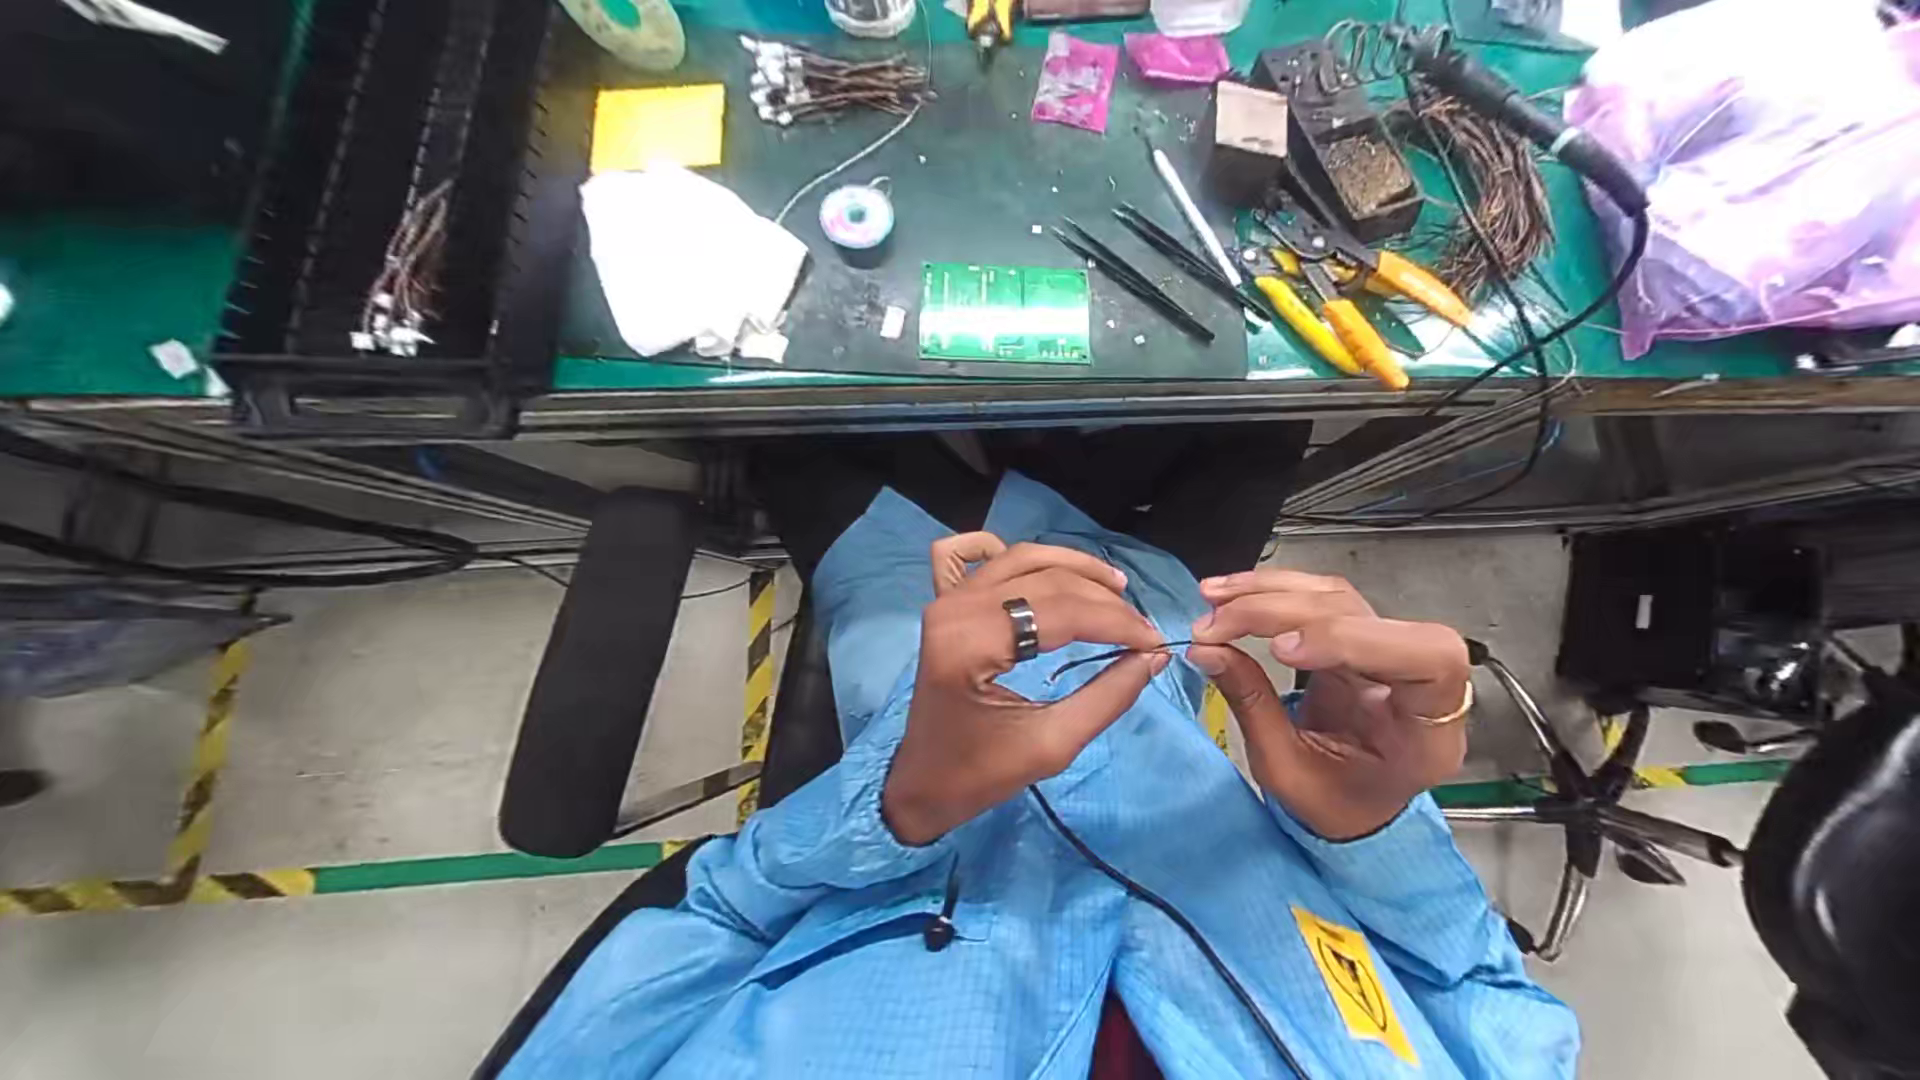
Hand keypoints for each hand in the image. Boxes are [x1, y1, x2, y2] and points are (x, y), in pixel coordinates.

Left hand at [883, 533, 1167, 844]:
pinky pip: (971, 555)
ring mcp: (946, 600)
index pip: (1061, 612)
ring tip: (1115, 589)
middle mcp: (955, 608)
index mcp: (971, 643)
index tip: (1153, 643)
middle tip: (1139, 629)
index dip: (1116, 623)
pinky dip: (1008, 554)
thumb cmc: (980, 773)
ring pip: (1021, 558)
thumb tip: (1152, 656)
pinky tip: (1040, 570)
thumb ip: (1108, 696)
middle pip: (1046, 580)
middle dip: (1102, 599)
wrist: (922, 782)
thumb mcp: (1052, 745)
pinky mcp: (944, 603)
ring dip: (1071, 567)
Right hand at [1186, 570, 1469, 840]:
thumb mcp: (1285, 770)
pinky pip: (1318, 597)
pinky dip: (1271, 590)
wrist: (1351, 804)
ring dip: (1268, 590)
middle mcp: (1417, 679)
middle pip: (1360, 615)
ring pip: (1336, 595)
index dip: (1354, 640)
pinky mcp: (1355, 636)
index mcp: (1425, 731)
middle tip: (1213, 626)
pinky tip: (1233, 594)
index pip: (1427, 659)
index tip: (1279, 651)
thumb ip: (1251, 705)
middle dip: (1277, 612)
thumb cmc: (1332, 802)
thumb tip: (1206, 650)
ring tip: (1214, 598)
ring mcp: (1386, 651)